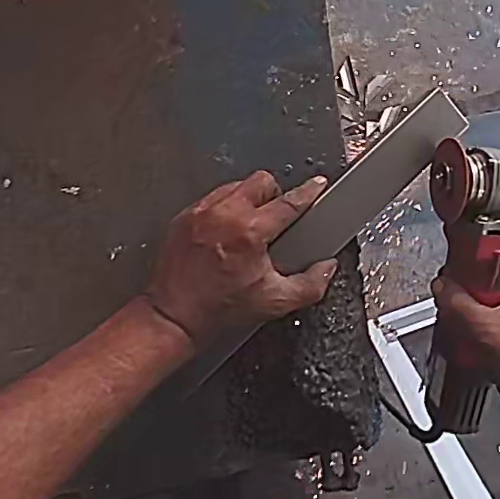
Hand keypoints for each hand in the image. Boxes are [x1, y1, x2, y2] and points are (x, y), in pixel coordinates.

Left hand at [145, 171, 338, 349]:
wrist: (173, 317)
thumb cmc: (217, 309)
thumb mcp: (274, 302)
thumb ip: (310, 284)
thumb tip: (326, 268)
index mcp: (249, 231)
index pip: (289, 202)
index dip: (308, 192)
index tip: (317, 186)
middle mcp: (224, 215)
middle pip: (261, 182)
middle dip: (275, 195)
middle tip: (276, 217)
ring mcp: (201, 213)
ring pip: (236, 186)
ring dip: (248, 201)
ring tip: (250, 226)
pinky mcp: (184, 217)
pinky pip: (212, 199)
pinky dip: (224, 209)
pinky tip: (226, 231)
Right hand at [430, 265, 499, 421]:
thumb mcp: (481, 325)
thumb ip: (456, 301)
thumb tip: (443, 286)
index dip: (485, 252)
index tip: (468, 256)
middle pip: (499, 275)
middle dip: (477, 282)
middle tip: (461, 288)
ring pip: (499, 296)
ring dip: (480, 302)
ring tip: (465, 311)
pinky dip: (486, 319)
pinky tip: (475, 331)